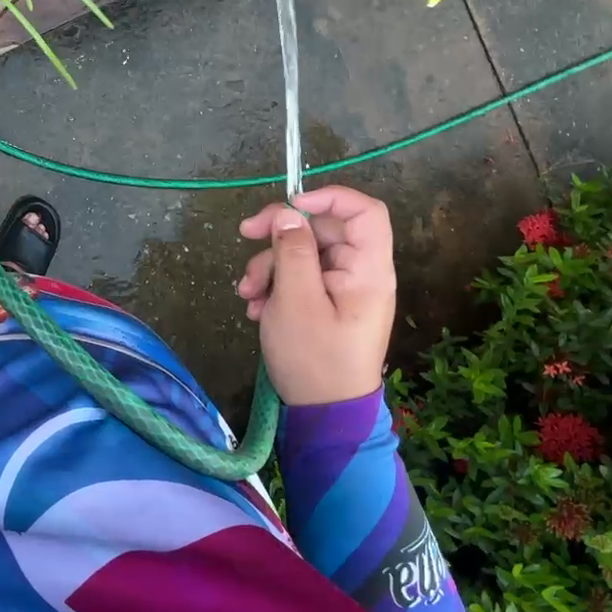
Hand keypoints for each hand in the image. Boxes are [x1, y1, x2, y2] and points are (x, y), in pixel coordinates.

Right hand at [236, 186, 397, 405]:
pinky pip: (299, 277)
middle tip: (244, 235)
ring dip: (268, 265)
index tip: (289, 204)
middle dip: (279, 235)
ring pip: (302, 252)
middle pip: (321, 229)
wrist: (324, 413)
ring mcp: (342, 289)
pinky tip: (257, 308)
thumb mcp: (295, 300)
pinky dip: (274, 285)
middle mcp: (360, 273)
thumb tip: (287, 214)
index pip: (364, 211)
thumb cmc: (313, 357)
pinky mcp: (326, 304)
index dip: (328, 197)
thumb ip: (292, 252)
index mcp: (367, 269)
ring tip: (248, 294)